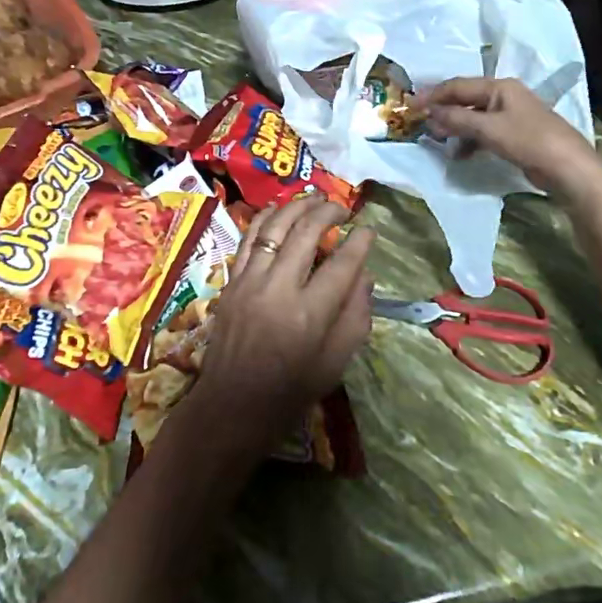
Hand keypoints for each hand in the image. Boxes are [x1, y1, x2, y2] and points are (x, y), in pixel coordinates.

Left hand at [184, 198, 374, 451]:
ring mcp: (250, 281)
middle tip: (343, 208)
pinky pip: (249, 238)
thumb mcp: (336, 363)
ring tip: (315, 199)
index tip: (369, 229)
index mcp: (310, 315)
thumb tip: (365, 276)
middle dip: (328, 213)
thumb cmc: (291, 390)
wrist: (233, 403)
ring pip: (275, 227)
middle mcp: (279, 289)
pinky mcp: (232, 280)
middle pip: (306, 233)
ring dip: (297, 207)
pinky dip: (266, 218)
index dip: (359, 242)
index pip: (342, 264)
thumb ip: (355, 317)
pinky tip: (279, 209)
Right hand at [417, 77, 601, 195]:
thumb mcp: (487, 128)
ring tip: (439, 141)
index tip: (410, 106)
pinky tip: (460, 153)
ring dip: (455, 127)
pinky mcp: (514, 134)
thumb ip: (456, 119)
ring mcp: (511, 115)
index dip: (433, 95)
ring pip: (473, 116)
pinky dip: (469, 140)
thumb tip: (429, 112)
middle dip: (443, 111)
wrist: (568, 168)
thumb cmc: (528, 140)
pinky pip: (483, 131)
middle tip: (422, 124)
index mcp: (499, 87)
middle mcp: (504, 96)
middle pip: (465, 99)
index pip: (457, 85)